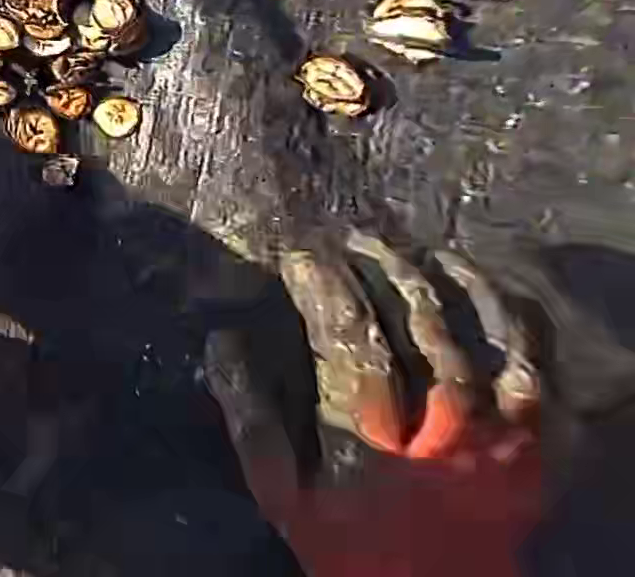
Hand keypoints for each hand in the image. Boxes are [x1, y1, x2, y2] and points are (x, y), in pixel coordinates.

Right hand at [207, 234, 542, 576]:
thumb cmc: (337, 533)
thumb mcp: (273, 482)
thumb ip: (248, 411)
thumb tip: (222, 338)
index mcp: (373, 438)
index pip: (353, 344)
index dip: (327, 292)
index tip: (300, 254)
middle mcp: (445, 435)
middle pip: (429, 338)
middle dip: (392, 278)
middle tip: (359, 237)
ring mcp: (504, 445)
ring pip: (497, 352)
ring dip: (464, 295)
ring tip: (429, 252)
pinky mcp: (539, 455)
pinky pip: (548, 386)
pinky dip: (530, 337)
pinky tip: (503, 299)